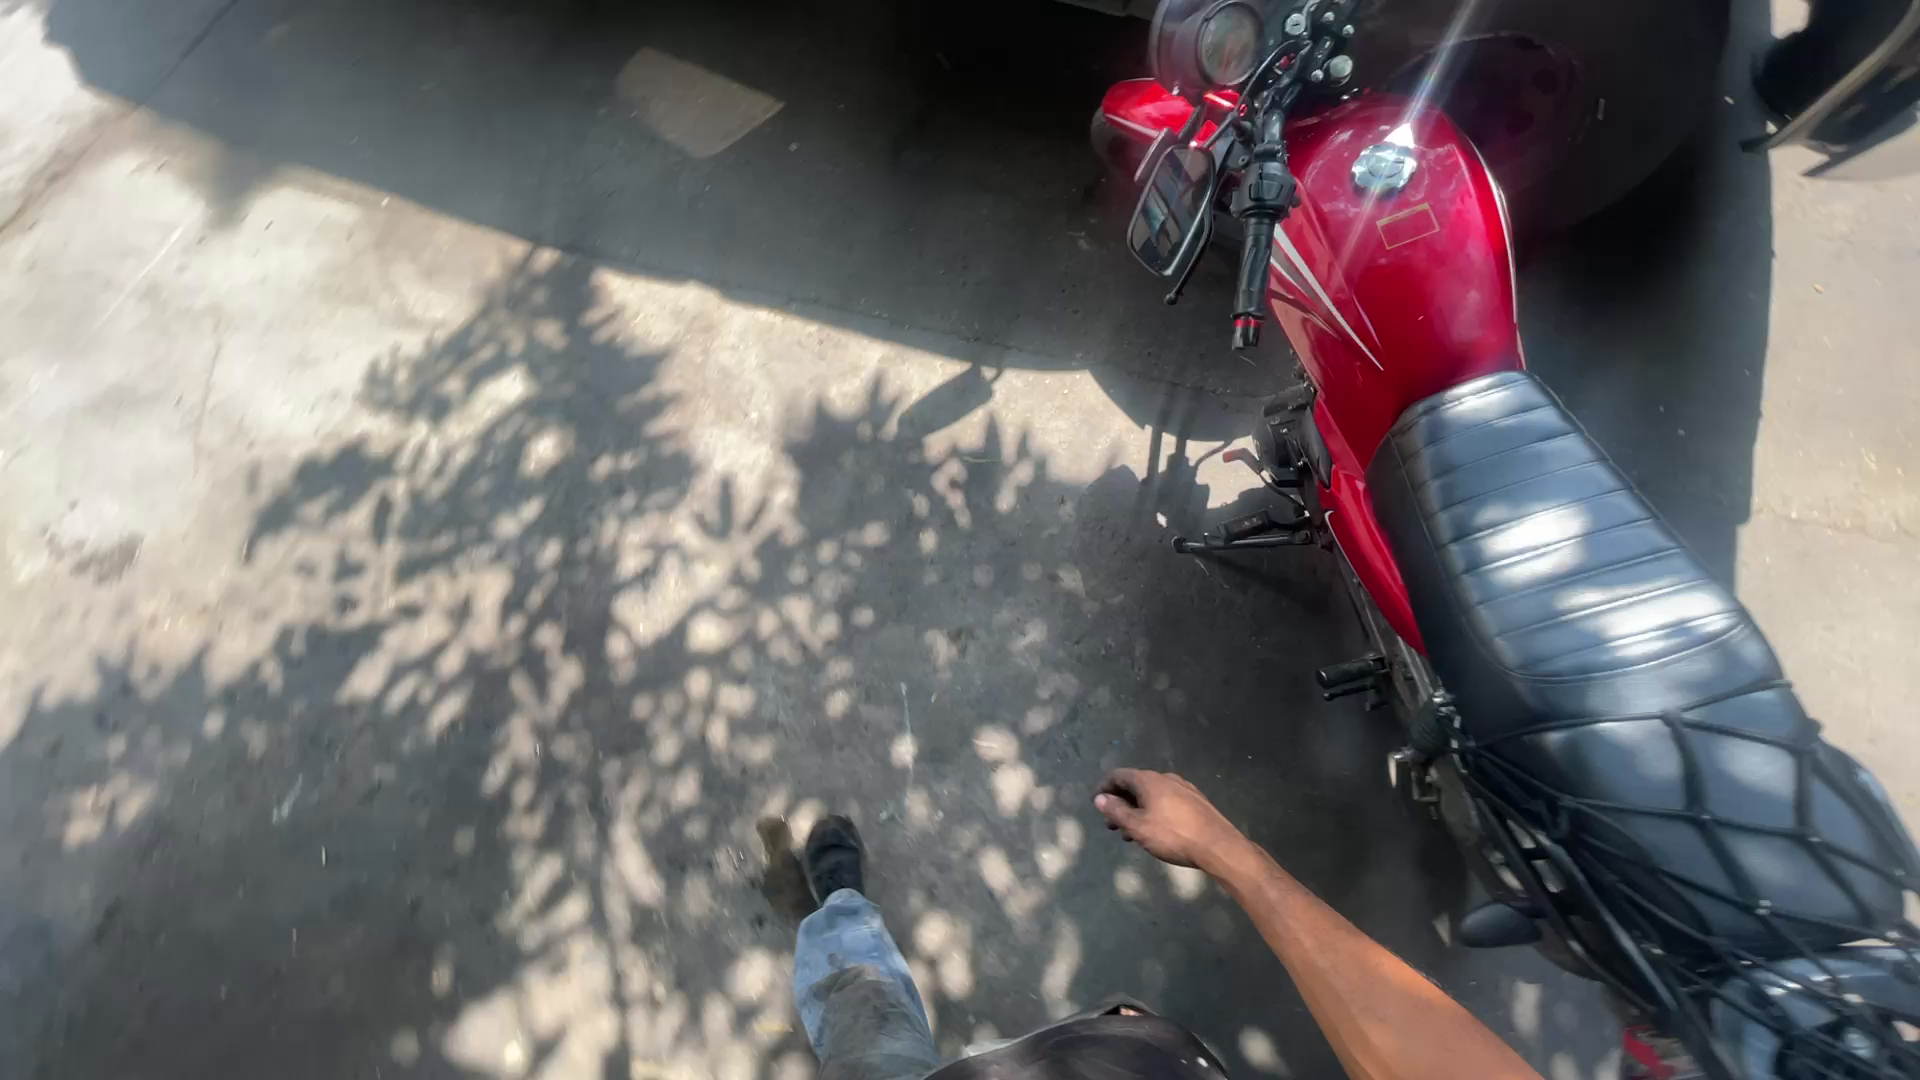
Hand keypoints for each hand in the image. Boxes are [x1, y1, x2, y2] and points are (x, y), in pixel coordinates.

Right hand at [1093, 768, 1247, 870]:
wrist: (1219, 846)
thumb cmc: (1173, 835)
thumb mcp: (1138, 827)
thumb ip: (1116, 811)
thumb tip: (1099, 798)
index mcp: (1148, 780)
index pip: (1118, 776)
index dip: (1104, 788)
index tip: (1096, 804)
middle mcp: (1165, 778)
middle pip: (1135, 785)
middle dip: (1121, 803)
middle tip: (1113, 825)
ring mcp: (1183, 788)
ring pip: (1151, 795)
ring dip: (1137, 810)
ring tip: (1133, 834)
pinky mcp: (1195, 801)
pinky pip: (1166, 801)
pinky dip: (1154, 812)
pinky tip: (1156, 831)